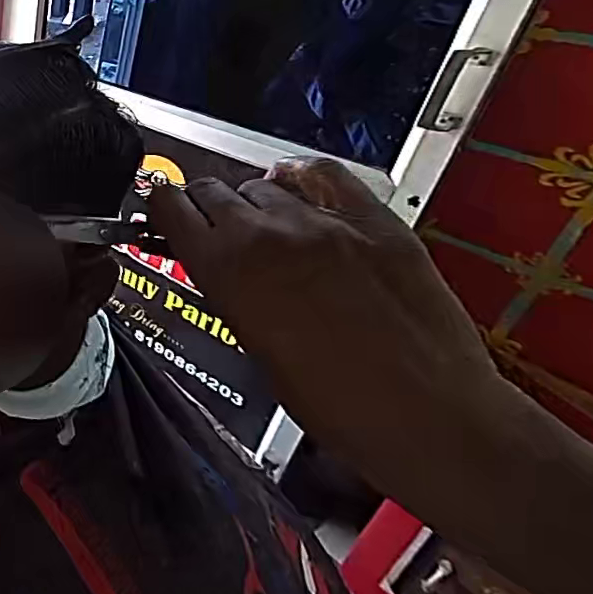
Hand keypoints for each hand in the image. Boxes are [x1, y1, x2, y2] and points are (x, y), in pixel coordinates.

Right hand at [149, 158, 517, 505]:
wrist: (430, 420)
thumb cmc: (336, 403)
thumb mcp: (249, 342)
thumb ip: (225, 286)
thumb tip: (215, 261)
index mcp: (222, 267)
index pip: (167, 203)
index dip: (162, 204)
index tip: (165, 209)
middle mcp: (263, 234)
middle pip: (209, 188)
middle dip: (204, 205)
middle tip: (215, 227)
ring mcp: (320, 223)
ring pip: (260, 184)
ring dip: (254, 202)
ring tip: (269, 227)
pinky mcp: (372, 222)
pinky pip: (322, 173)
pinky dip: (301, 176)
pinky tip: (298, 189)